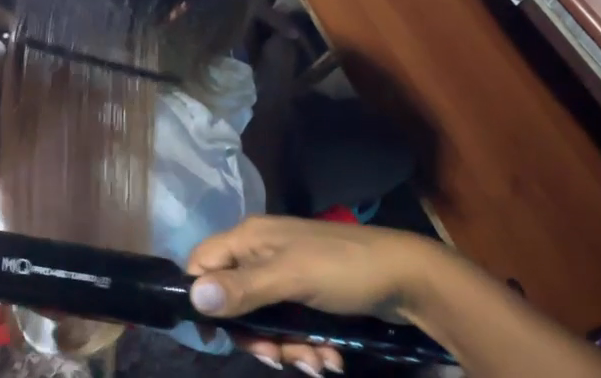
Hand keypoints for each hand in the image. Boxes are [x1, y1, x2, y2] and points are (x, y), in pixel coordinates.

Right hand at [187, 216, 442, 373]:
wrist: (407, 277)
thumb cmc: (342, 268)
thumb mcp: (291, 278)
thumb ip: (243, 289)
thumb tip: (193, 297)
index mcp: (250, 238)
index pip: (203, 262)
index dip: (201, 297)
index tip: (216, 336)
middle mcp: (262, 253)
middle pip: (233, 300)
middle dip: (256, 335)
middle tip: (278, 357)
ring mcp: (287, 275)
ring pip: (265, 320)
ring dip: (287, 347)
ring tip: (317, 362)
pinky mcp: (309, 296)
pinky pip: (291, 326)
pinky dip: (306, 345)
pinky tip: (328, 358)